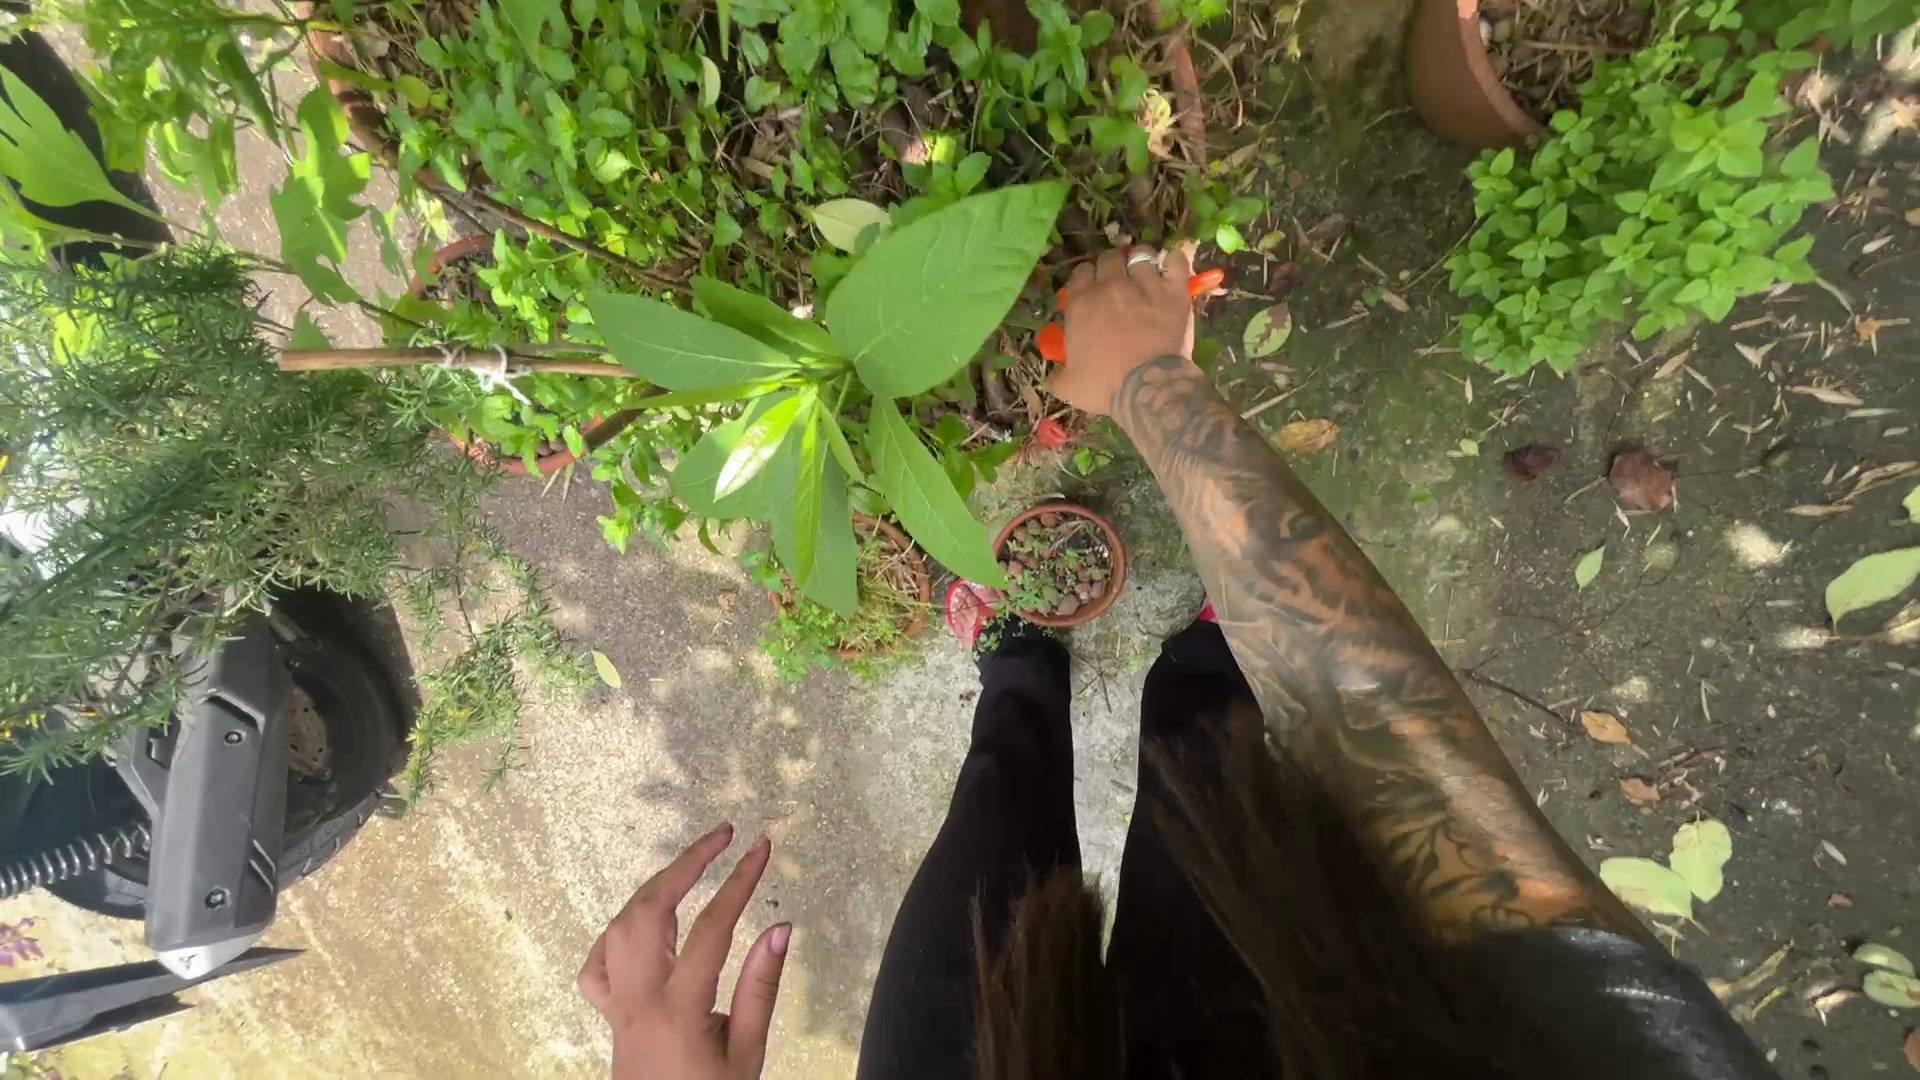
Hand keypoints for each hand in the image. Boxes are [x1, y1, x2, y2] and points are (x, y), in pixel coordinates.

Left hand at [578, 824, 790, 1079]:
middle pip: (652, 909)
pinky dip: (619, 930)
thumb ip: (761, 988)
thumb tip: (782, 927)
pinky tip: (645, 920)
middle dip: (687, 861)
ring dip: (657, 884)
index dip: (739, 880)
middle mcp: (638, 1000)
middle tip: (723, 834)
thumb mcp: (748, 1054)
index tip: (762, 846)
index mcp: (679, 1009)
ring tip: (694, 864)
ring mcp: (615, 1006)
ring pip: (620, 925)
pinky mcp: (606, 1016)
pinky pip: (597, 963)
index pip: (712, 927)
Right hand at [1050, 244, 1197, 415]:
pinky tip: (1170, 271)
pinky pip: (1175, 260)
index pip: (1080, 273)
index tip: (1091, 290)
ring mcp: (1143, 284)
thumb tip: (1055, 377)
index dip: (1086, 279)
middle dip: (1111, 268)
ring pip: (1141, 254)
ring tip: (1144, 275)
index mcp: (1081, 304)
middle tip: (1117, 285)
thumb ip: (1058, 376)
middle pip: (1108, 258)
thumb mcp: (1068, 386)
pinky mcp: (1173, 290)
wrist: (1146, 387)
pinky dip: (1172, 262)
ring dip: (1140, 262)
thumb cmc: (1104, 386)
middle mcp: (1110, 286)